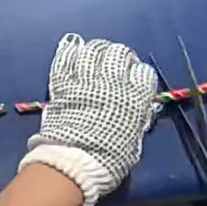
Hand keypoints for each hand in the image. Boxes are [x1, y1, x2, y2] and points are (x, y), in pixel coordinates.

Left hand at [18, 35, 160, 205]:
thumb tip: (142, 109)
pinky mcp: (63, 85)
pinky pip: (65, 60)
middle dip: (120, 55)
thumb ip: (137, 119)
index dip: (139, 74)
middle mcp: (111, 84)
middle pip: (119, 54)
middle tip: (116, 61)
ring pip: (93, 52)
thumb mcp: (133, 141)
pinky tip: (72, 43)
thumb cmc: (108, 159)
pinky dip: (69, 49)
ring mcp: (85, 82)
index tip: (135, 77)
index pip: (143, 74)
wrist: (73, 162)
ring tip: (97, 51)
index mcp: (134, 99)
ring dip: (96, 49)